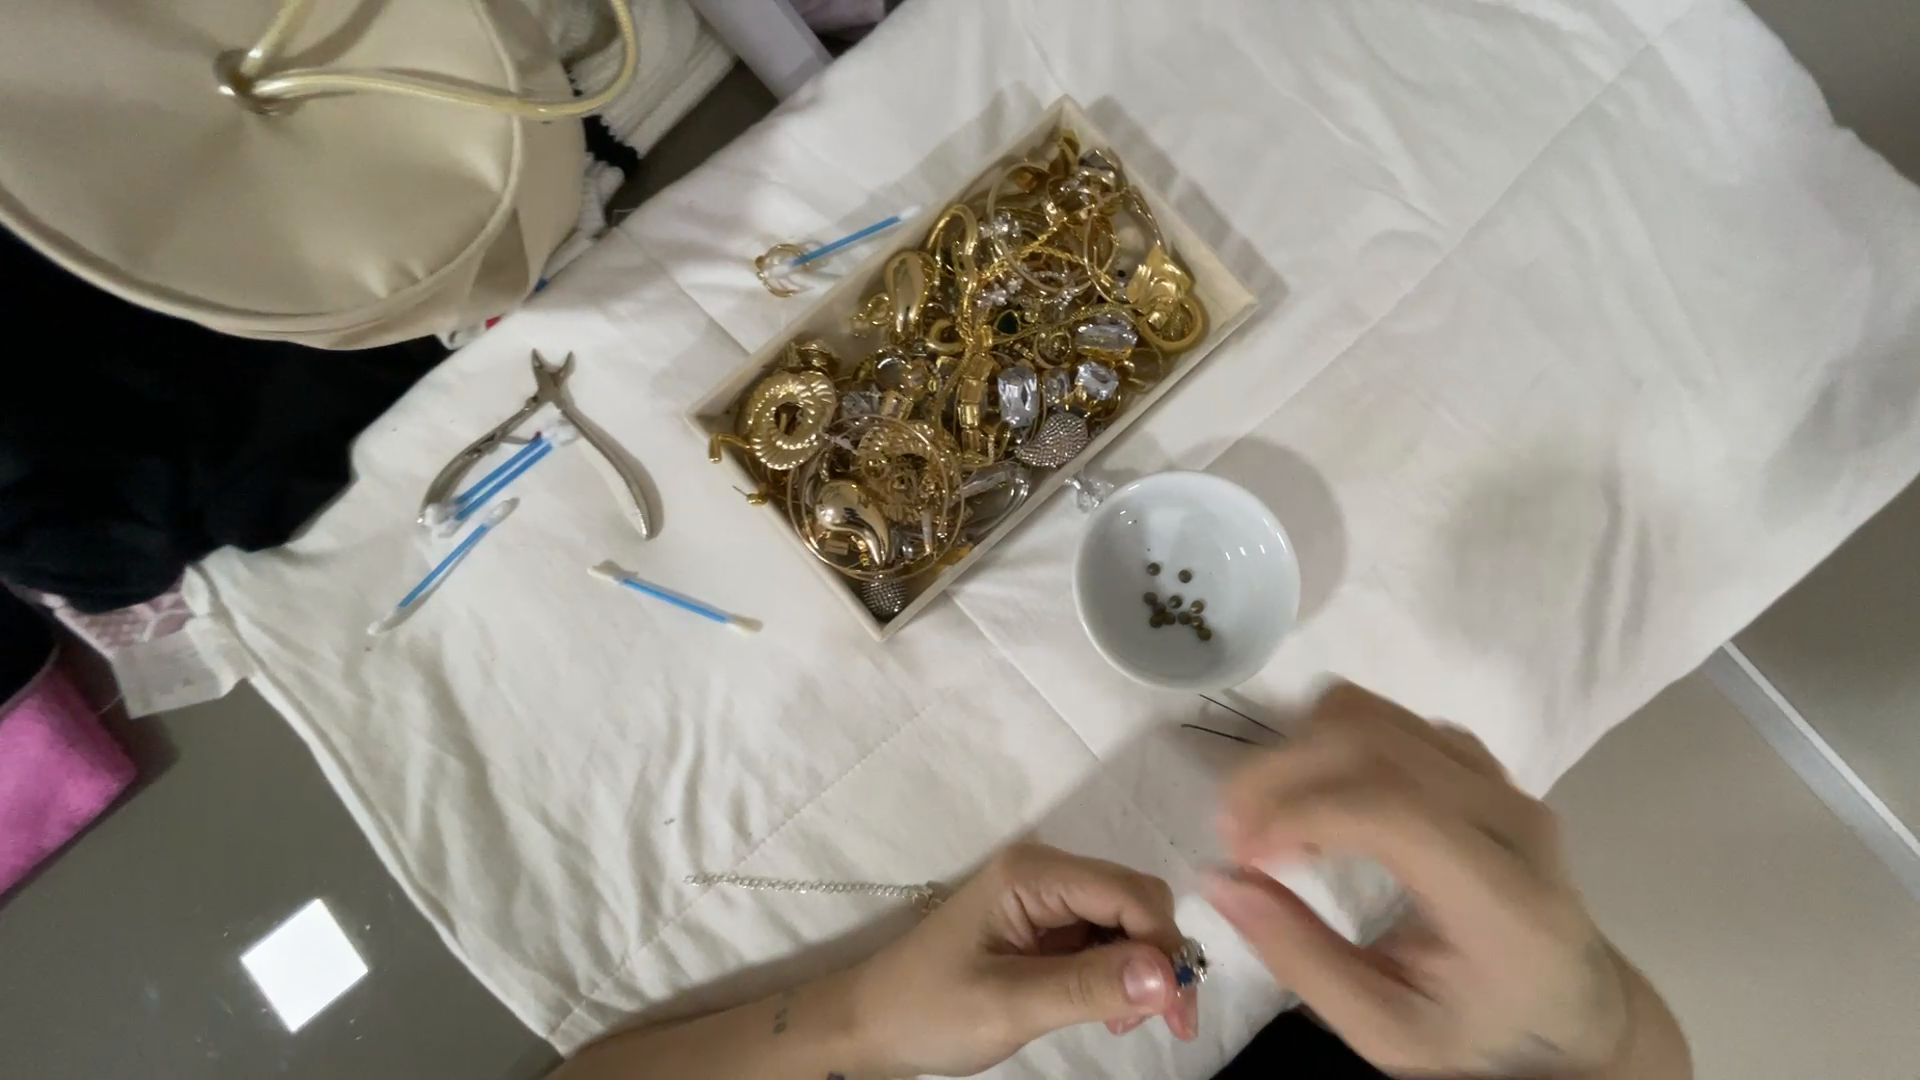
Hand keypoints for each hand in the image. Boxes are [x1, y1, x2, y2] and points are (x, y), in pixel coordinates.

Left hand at [846, 843, 1199, 1076]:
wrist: (876, 1021)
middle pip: (1131, 897)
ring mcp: (1043, 895)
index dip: (1164, 944)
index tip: (1179, 1011)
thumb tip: (1170, 975)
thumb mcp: (1010, 1004)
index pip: (1126, 891)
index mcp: (1032, 874)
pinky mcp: (1042, 922)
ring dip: (1139, 966)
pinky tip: (1108, 1008)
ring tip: (1124, 1021)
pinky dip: (1117, 970)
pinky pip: (1100, 935)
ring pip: (1122, 917)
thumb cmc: (932, 1008)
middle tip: (1165, 1022)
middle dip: (1158, 954)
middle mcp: (1044, 871)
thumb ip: (1089, 987)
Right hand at [1208, 684, 1632, 1077]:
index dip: (1302, 813)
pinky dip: (1325, 738)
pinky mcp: (1471, 757)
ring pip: (1368, 713)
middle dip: (1278, 772)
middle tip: (1232, 826)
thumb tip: (1217, 878)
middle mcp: (1508, 819)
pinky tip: (1317, 793)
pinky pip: (1380, 716)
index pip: (1397, 813)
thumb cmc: (1481, 1029)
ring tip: (1272, 808)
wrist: (1576, 1005)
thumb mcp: (1388, 1032)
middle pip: (1370, 743)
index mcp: (1505, 902)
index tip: (1241, 852)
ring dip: (1296, 748)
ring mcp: (1494, 777)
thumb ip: (1300, 959)